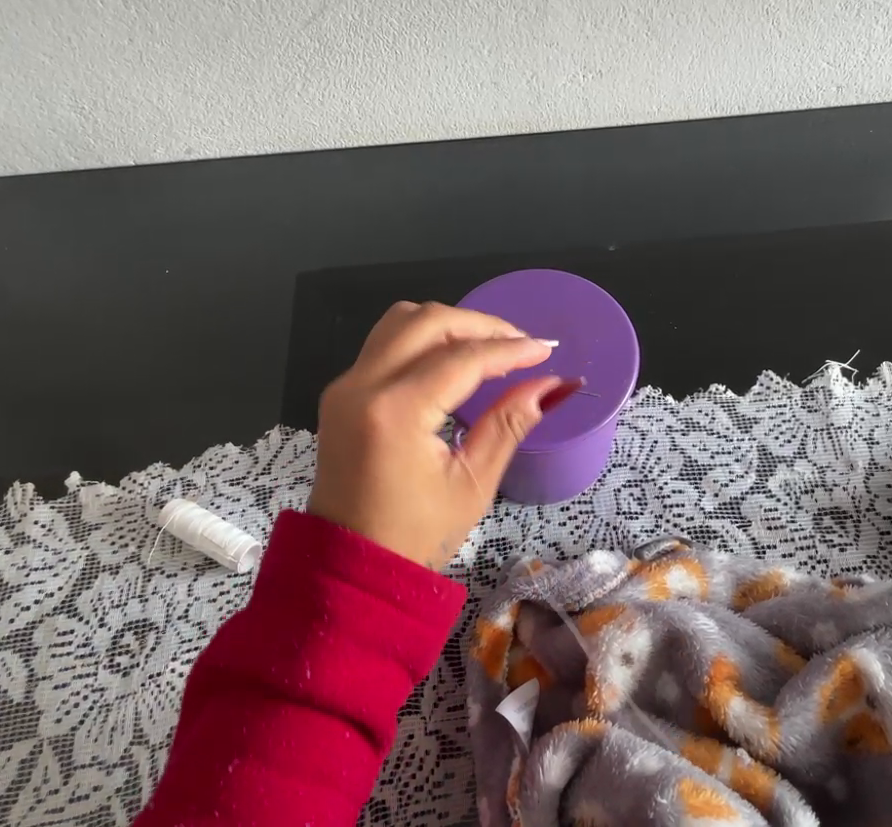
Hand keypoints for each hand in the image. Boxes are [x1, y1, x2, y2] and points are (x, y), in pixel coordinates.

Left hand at [309, 301, 576, 569]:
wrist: (347, 570)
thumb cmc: (414, 536)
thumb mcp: (473, 484)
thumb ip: (509, 424)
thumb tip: (550, 385)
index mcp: (395, 412)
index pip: (461, 359)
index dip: (509, 350)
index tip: (546, 351)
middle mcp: (362, 386)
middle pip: (427, 321)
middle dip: (480, 325)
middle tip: (520, 345)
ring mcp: (345, 387)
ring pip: (400, 322)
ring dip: (448, 325)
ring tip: (488, 348)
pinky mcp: (341, 394)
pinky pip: (385, 343)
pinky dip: (423, 339)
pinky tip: (454, 360)